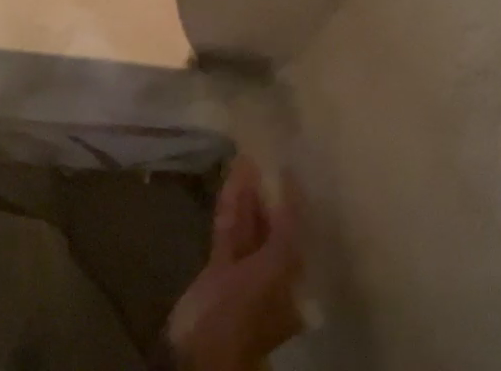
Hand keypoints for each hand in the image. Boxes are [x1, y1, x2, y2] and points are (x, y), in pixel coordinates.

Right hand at [166, 157, 305, 369]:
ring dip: (246, 194)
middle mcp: (272, 269)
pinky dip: (229, 206)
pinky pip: (228, 231)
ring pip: (248, 224)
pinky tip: (231, 179)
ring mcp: (243, 268)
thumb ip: (284, 226)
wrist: (204, 348)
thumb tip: (291, 183)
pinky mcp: (218, 268)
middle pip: (270, 223)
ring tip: (244, 158)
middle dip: (266, 192)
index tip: (287, 165)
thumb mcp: (274, 269)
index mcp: (293, 275)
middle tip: (261, 153)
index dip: (292, 198)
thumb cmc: (246, 310)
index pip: (295, 228)